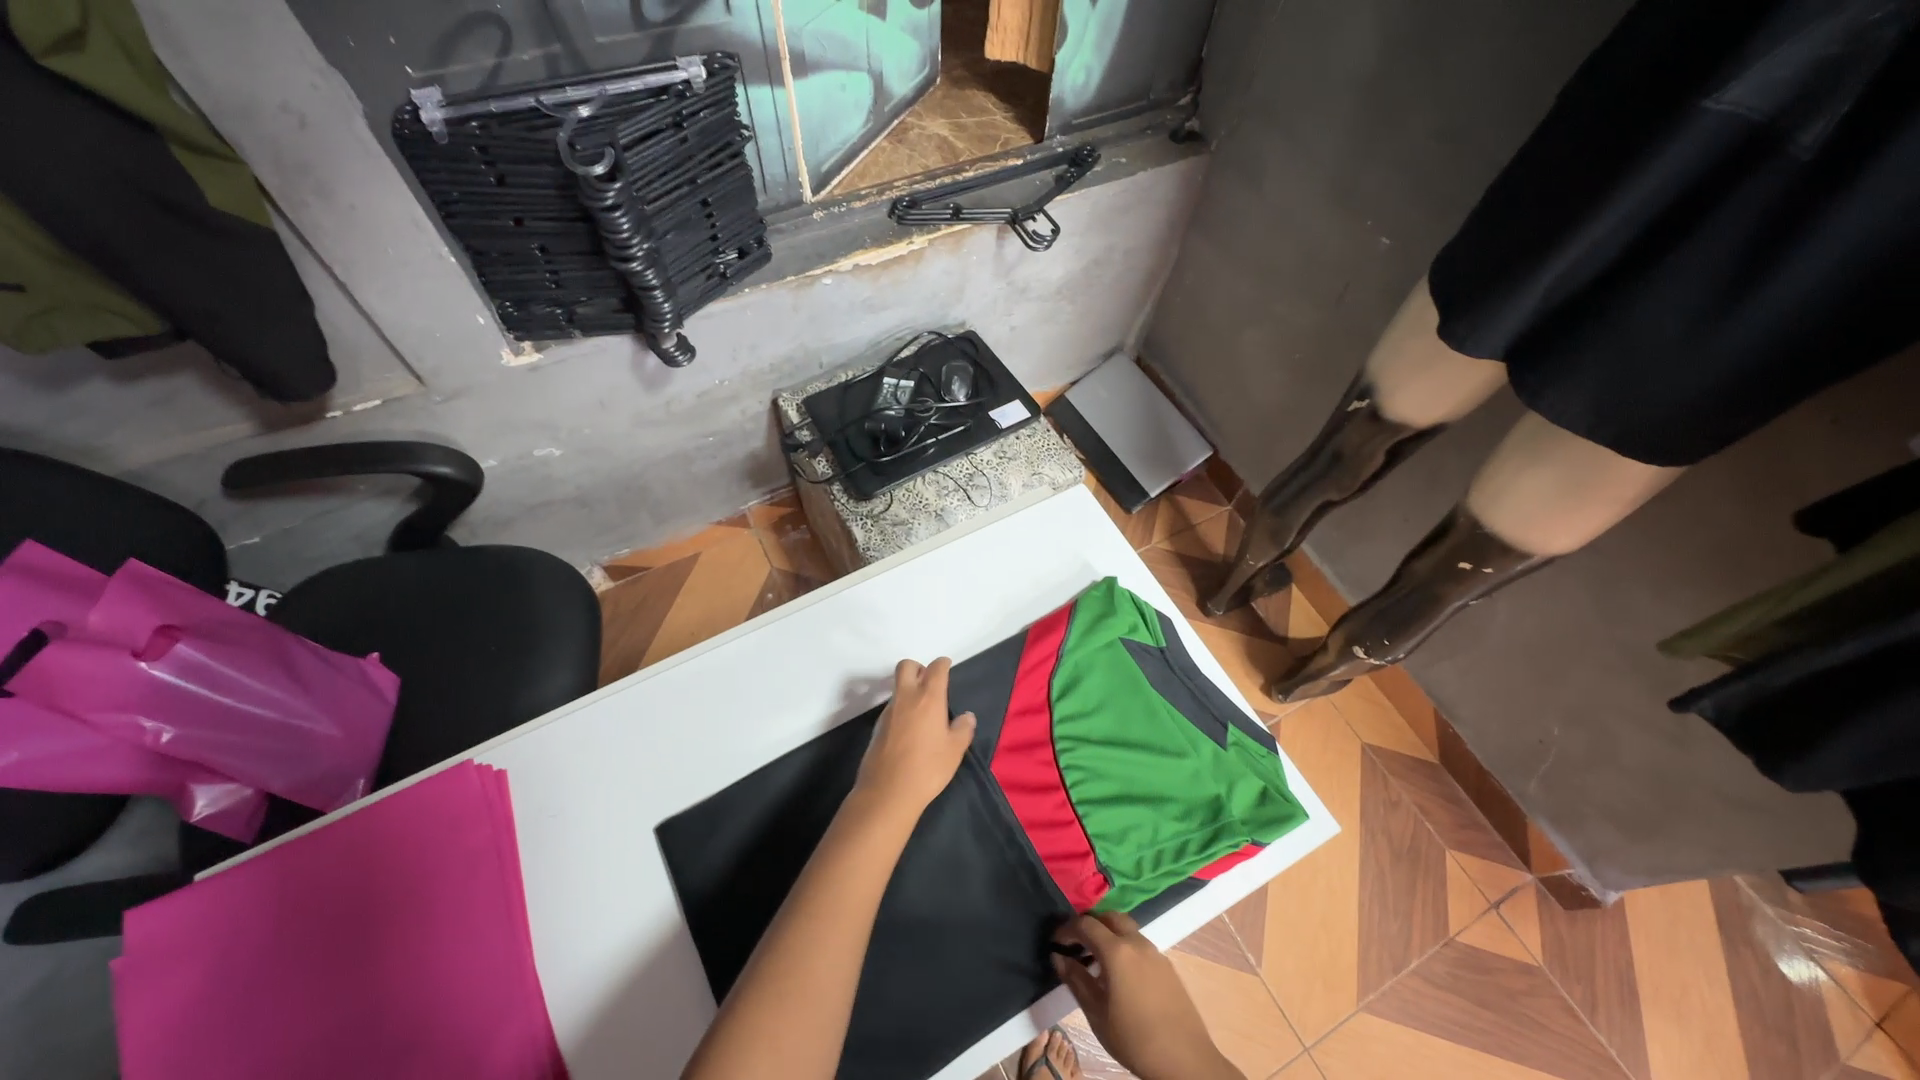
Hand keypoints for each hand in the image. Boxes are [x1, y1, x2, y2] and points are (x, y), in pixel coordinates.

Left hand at [854, 658, 976, 817]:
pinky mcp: (878, 727)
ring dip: (909, 690)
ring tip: (923, 711)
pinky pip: (891, 707)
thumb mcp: (954, 750)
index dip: (942, 664)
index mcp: (928, 698)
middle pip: (906, 666)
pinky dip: (901, 709)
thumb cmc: (928, 768)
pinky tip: (910, 730)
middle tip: (930, 683)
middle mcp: (906, 698)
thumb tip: (966, 716)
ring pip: (897, 688)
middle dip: (919, 667)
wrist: (888, 791)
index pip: (935, 668)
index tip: (947, 666)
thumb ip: (963, 729)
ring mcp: (888, 711)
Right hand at [1052, 913, 1242, 1079]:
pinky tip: (1119, 976)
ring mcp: (1156, 954)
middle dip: (1090, 925)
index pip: (1086, 924)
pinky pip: (1140, 945)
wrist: (1184, 1060)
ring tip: (1095, 961)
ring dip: (1109, 935)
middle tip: (1075, 944)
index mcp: (1117, 951)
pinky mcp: (1168, 967)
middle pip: (1110, 918)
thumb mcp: (1096, 1013)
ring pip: (1128, 930)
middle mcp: (1138, 944)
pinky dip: (1124, 948)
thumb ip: (1076, 980)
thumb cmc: (1133, 1039)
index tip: (1055, 942)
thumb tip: (1059, 957)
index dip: (1067, 929)